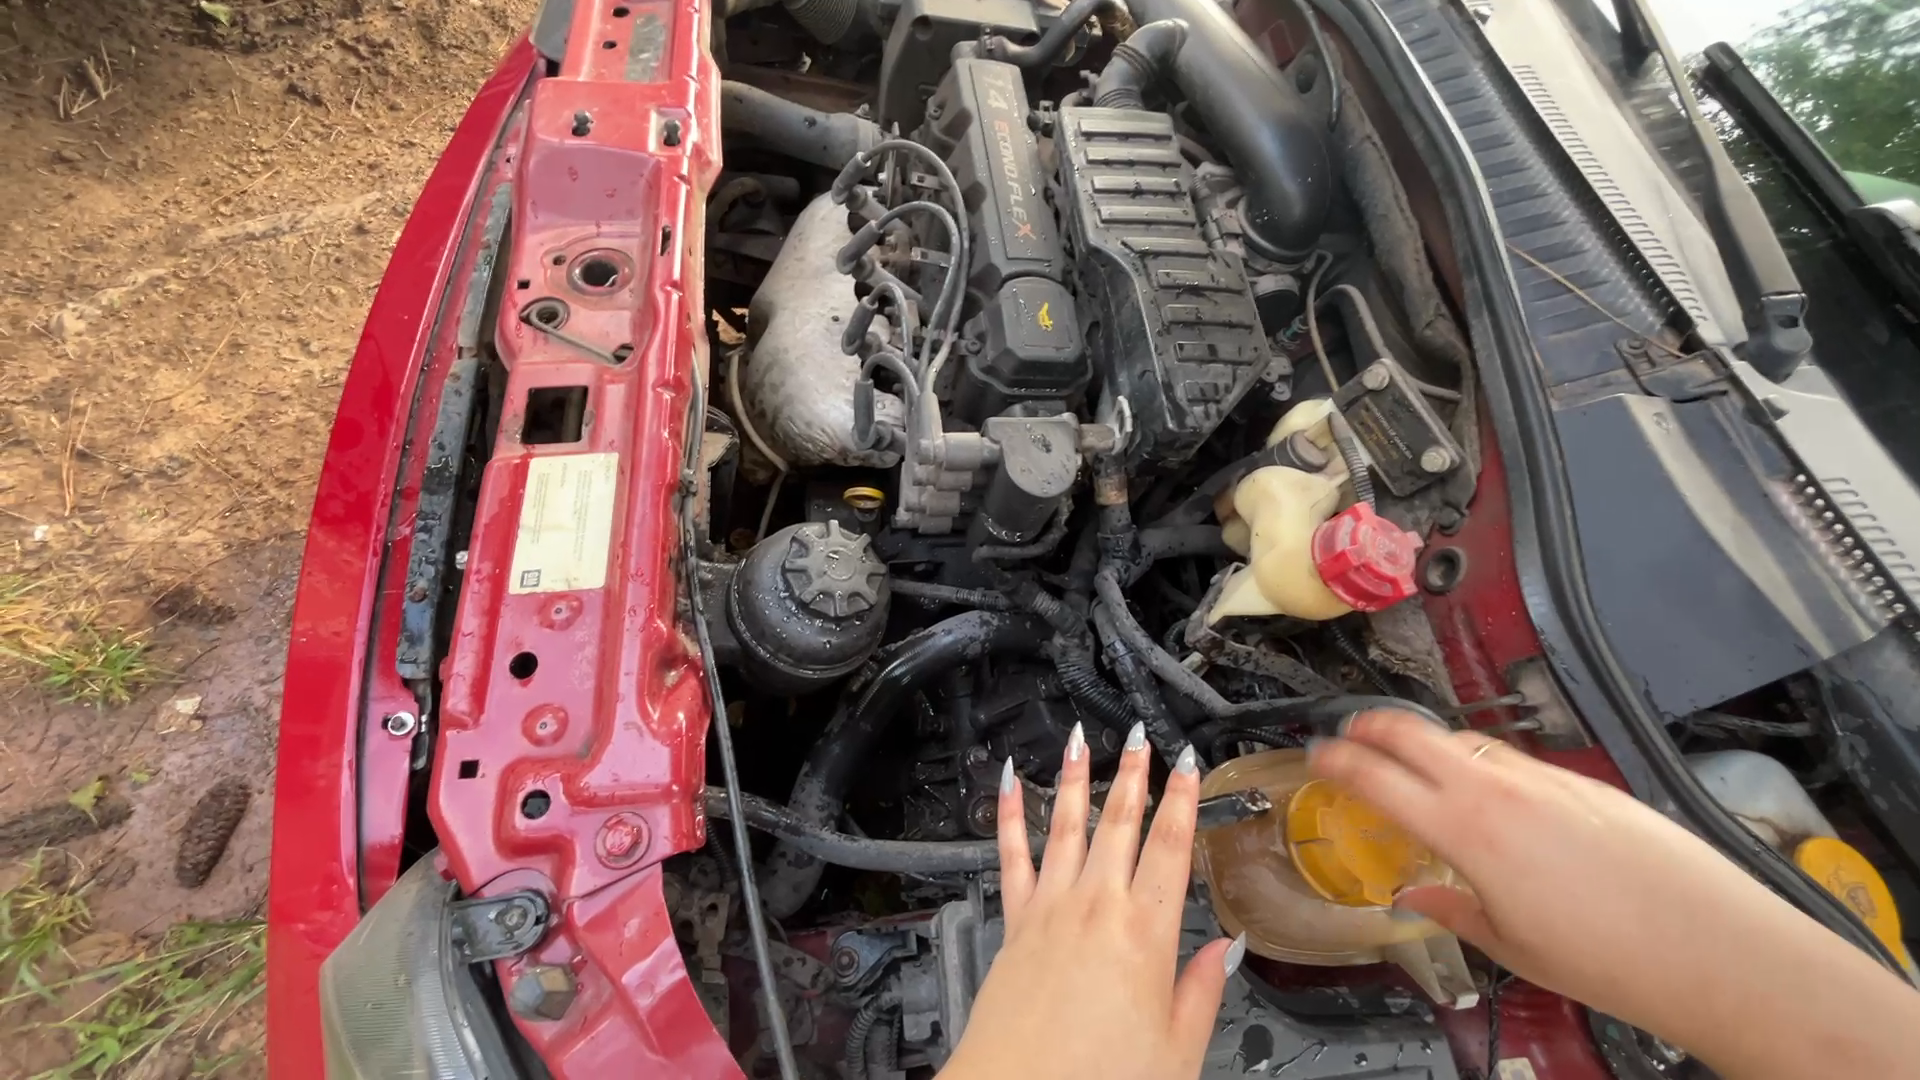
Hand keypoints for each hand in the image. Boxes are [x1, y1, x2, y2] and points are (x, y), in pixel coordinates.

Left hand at [938, 722, 1240, 1079]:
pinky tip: (1007, 782)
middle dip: (1133, 773)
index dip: (1182, 799)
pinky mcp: (1015, 916)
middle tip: (1139, 736)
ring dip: (1074, 777)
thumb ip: (1201, 992)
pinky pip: (1011, 853)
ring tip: (1079, 739)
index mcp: (1144, 933)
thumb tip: (1227, 950)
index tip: (1187, 763)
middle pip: (1119, 821)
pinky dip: (1008, 814)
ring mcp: (1050, 904)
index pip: (1170, 847)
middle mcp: (1095, 904)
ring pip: (1065, 823)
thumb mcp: (1176, 1050)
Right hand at [1310, 710, 1919, 1079]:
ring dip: (1424, 744)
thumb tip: (1416, 896)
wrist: (1727, 955)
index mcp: (1465, 830)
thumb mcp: (1511, 946)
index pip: (1374, 774)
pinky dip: (1479, 763)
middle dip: (1367, 725)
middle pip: (1409, 729)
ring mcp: (1542, 777)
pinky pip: (1510, 757)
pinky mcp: (1581, 780)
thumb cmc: (1612, 961)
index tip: (1315, 756)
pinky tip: (1490, 794)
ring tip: (1415, 767)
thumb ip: (1450, 908)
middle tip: (1349, 736)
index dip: (1333, 759)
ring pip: (1460, 738)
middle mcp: (1497, 789)